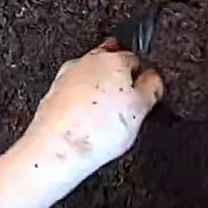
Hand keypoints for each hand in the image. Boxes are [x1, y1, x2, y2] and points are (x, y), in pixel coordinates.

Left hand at [18, 40, 163, 186]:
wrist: (58, 149)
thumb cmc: (97, 129)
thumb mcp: (141, 109)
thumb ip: (152, 87)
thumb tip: (154, 78)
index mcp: (113, 58)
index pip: (135, 58)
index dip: (143, 78)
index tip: (144, 93)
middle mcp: (88, 61)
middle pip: (110, 64)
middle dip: (119, 81)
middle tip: (125, 107)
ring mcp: (68, 76)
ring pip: (91, 78)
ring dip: (99, 91)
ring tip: (106, 119)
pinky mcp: (53, 93)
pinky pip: (75, 94)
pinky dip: (82, 104)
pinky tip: (88, 123)